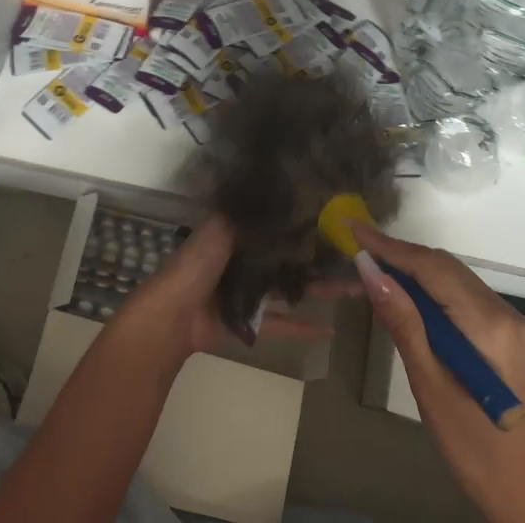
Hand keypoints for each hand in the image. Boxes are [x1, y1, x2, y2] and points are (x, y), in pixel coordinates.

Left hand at [119, 214, 347, 359]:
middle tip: (354, 256)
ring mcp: (246, 293)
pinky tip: (330, 328)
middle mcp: (242, 261)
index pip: (272, 226)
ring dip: (318, 289)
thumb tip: (281, 196)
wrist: (170, 316)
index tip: (332, 219)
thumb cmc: (195, 266)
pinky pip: (280, 322)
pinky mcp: (249, 322)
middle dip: (317, 258)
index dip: (300, 223)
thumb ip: (249, 218)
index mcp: (233, 235)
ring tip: (354, 287)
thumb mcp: (220, 230)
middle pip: (285, 258)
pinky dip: (302, 326)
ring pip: (289, 288)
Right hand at [350, 221, 524, 522]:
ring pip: (459, 282)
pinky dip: (438, 296)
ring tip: (377, 275)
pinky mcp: (516, 341)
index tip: (355, 230)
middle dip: (402, 257)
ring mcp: (517, 327)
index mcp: (489, 325)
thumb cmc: (473, 448)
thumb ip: (402, 321)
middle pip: (448, 269)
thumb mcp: (429, 385)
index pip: (432, 268)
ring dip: (418, 275)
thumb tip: (371, 270)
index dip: (391, 247)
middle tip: (358, 253)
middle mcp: (509, 315)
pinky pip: (470, 302)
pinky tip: (412, 306)